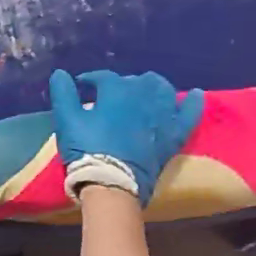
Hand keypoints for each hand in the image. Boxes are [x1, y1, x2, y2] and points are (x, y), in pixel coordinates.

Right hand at [49, 69, 202, 203]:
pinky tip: (195, 95)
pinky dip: (193, 103)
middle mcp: (144, 98)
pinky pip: (190, 114)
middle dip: (122, 83)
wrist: (111, 182)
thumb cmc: (86, 149)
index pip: (105, 78)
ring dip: (154, 86)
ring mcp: (163, 116)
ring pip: (164, 91)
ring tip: (144, 90)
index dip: (91, 79)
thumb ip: (63, 95)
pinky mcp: (174, 135)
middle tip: (110, 93)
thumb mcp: (67, 121)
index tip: (82, 85)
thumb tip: (60, 73)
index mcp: (117, 92)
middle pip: (137, 81)